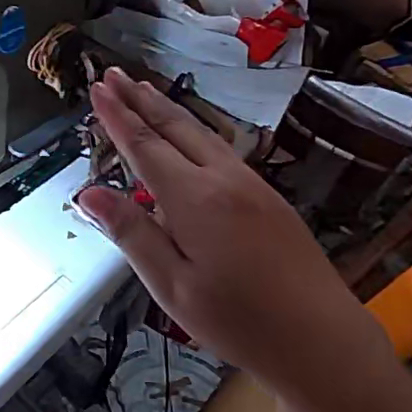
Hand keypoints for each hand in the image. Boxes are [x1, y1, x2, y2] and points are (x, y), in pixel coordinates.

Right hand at [77, 70, 393, 390]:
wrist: (321, 337)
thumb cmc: (240, 321)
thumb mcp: (173, 287)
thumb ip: (132, 234)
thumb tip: (90, 195)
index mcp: (196, 200)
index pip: (146, 146)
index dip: (117, 116)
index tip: (97, 88)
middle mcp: (225, 180)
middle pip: (176, 128)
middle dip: (141, 100)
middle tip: (114, 75)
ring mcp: (253, 186)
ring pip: (203, 135)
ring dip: (169, 111)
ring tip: (145, 93)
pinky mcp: (270, 198)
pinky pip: (224, 151)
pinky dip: (196, 133)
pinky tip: (190, 138)